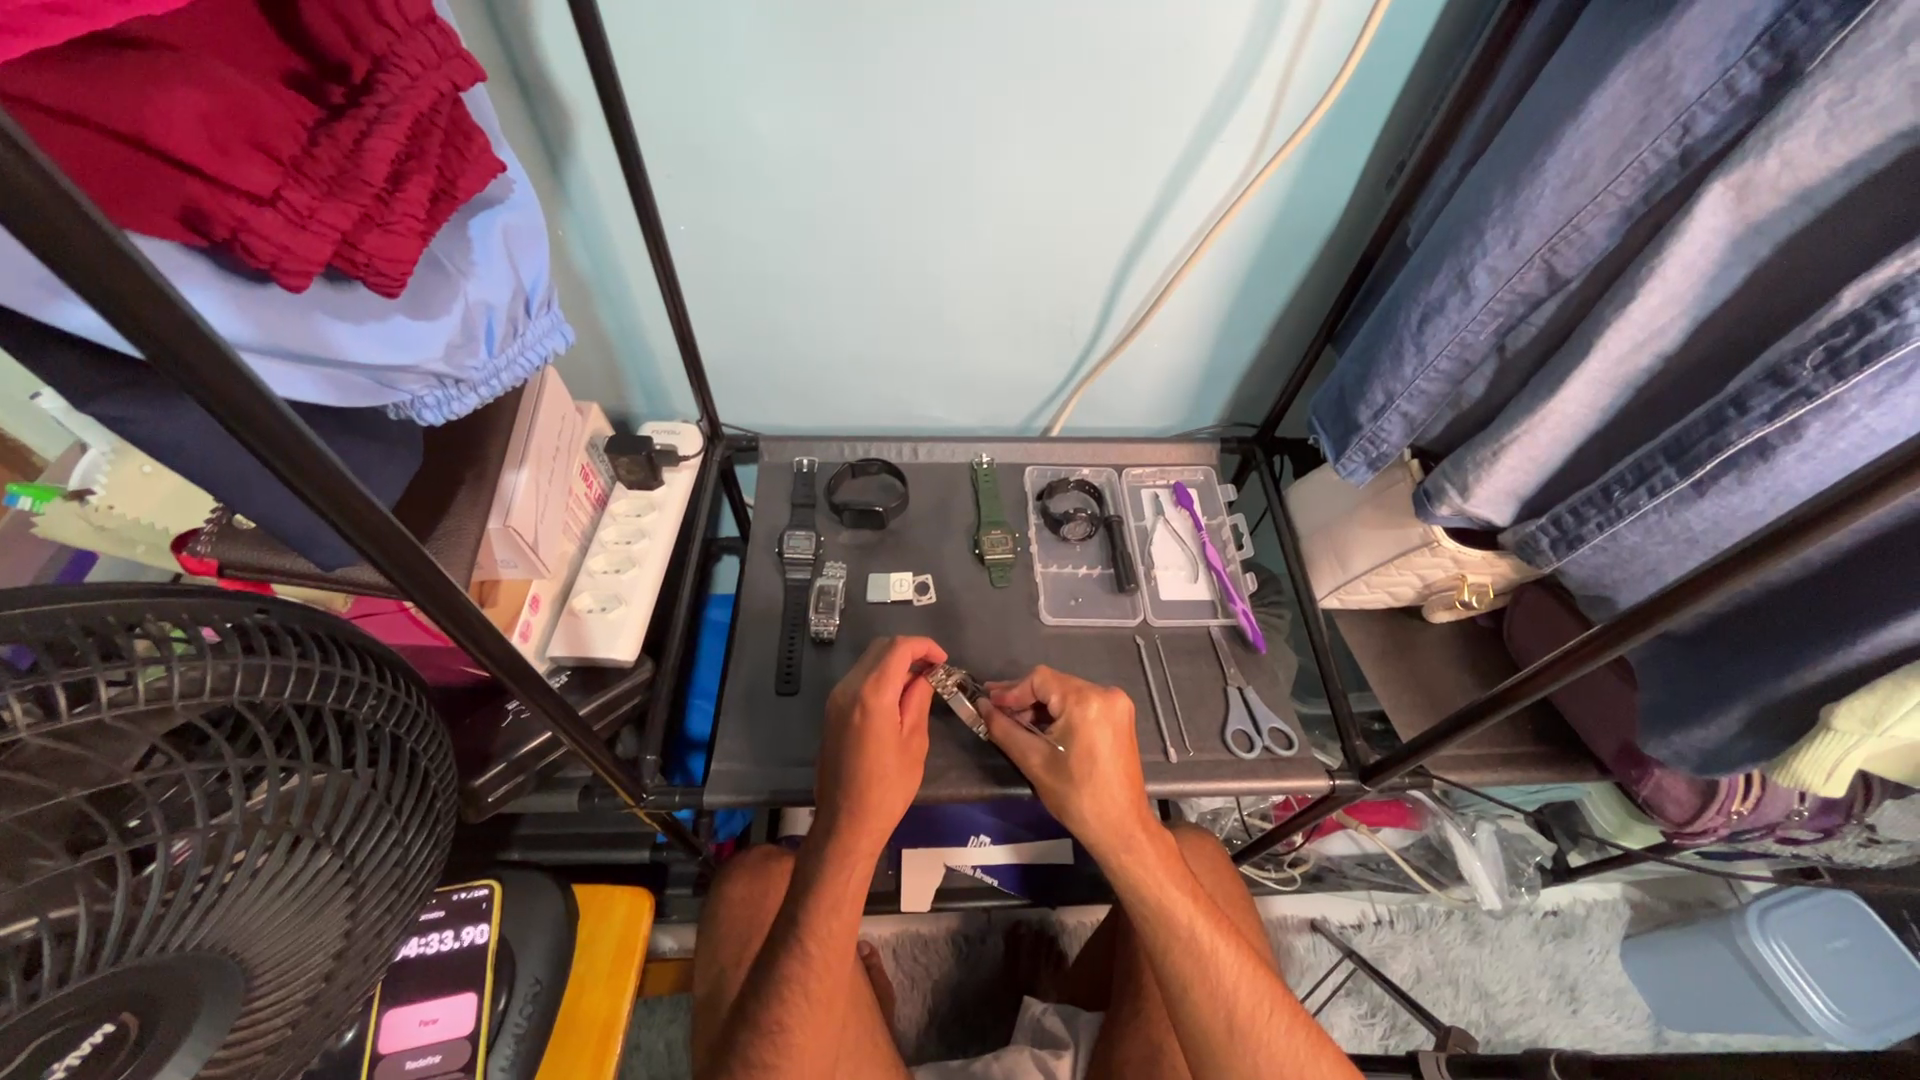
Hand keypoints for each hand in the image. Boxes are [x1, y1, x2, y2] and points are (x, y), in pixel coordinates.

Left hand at [815, 636, 947, 852]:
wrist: (846, 821)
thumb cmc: (888, 788)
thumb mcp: (914, 742)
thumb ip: (918, 700)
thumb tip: (925, 677)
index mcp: (871, 694)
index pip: (898, 648)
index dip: (924, 646)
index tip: (943, 661)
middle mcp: (847, 689)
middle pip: (880, 648)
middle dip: (910, 651)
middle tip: (934, 670)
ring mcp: (836, 699)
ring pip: (868, 662)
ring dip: (894, 664)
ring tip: (920, 684)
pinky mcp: (832, 711)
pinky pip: (858, 679)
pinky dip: (880, 677)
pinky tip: (898, 697)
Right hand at [980, 666, 1155, 857]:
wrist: (1120, 826)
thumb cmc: (1075, 796)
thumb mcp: (1033, 760)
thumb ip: (1003, 728)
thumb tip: (983, 706)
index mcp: (1086, 701)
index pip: (1040, 679)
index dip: (1011, 690)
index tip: (990, 704)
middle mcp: (1106, 694)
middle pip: (1054, 684)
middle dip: (1024, 698)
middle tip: (995, 709)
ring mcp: (1117, 705)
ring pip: (1067, 693)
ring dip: (1041, 706)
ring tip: (1014, 721)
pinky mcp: (1120, 717)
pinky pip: (1082, 704)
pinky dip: (1060, 713)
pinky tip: (1040, 727)